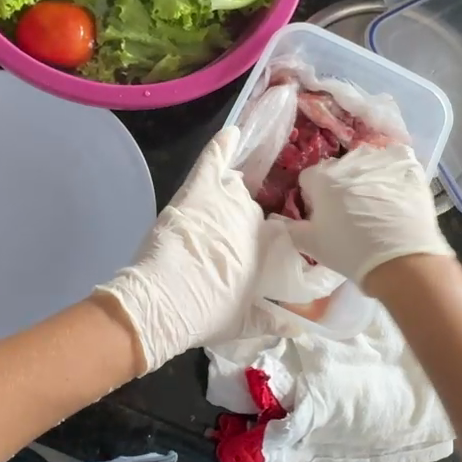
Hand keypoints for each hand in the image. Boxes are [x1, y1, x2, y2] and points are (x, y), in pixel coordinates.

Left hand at [97, 127, 266, 372]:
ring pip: (235, 185)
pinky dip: (222, 145)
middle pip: (252, 207)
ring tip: (234, 186)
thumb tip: (298, 329)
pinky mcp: (198, 192)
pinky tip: (232, 132)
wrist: (163, 305)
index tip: (266, 243)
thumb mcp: (243, 325)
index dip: (271, 236)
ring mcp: (225, 202)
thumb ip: (271, 323)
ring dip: (233, 188)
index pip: (278, 232)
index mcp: (266, 249)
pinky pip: (214, 161)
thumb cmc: (203, 316)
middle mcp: (252, 220)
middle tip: (235, 227)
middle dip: (245, 215)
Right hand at [290, 143, 451, 284]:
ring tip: (376, 203)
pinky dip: (395, 170)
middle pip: (338, 169)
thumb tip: (278, 222)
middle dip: (340, 186)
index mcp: (322, 178)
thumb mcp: (311, 245)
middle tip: (348, 213)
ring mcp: (381, 162)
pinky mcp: (408, 168)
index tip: (322, 215)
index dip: (313, 197)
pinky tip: (397, 188)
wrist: (401, 261)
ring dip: (367, 177)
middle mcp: (350, 162)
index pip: (309, 178)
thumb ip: (290, 228)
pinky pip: (397, 159)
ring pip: (367, 163)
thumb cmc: (350, 252)